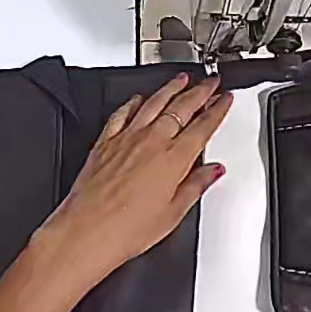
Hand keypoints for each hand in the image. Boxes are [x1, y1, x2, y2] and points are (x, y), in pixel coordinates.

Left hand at [38, 72, 232, 282]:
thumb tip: (213, 170)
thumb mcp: (173, 213)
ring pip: (154, 102)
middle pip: (182, 107)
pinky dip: (134, 102)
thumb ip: (196, 185)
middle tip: (211, 82)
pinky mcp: (106, 141)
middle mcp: (152, 142)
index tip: (225, 98)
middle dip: (201, 91)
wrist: (85, 232)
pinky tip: (138, 98)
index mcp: (174, 159)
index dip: (218, 109)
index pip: (203, 125)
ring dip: (171, 88)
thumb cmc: (125, 229)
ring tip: (181, 79)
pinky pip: (122, 113)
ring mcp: (127, 138)